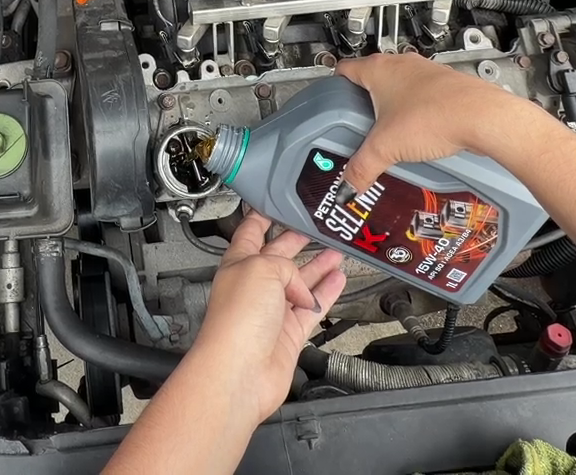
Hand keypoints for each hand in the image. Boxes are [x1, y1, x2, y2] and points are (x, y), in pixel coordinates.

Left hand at [184, 212, 346, 426]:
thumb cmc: (237, 319)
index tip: (274, 204)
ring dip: (318, 266)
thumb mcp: (261, 270)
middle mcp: (255, 284)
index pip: (251, 231)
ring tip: (335, 251)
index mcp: (239, 262)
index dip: (263, 217)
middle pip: (279, 256)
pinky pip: (312, 307)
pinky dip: (327, 293)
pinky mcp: (289, 332)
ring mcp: (272, 309)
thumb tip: (302, 286)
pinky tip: (338, 280)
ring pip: (300, 281)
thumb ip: (285, 266)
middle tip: (313, 228)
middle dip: (295, 240)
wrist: (240, 370)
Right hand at [335, 52, 545, 193]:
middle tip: (362, 126)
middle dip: (366, 102)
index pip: (343, 69)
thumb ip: (363, 167)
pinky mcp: (447, 84)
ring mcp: (426, 72)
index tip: (334, 103)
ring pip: (399, 85)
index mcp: (377, 68)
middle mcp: (401, 64)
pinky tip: (421, 132)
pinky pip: (423, 94)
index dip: (336, 87)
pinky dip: (418, 110)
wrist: (484, 117)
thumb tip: (350, 184)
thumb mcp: (387, 146)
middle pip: (372, 78)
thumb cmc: (436, 116)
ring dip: (394, 105)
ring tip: (392, 132)